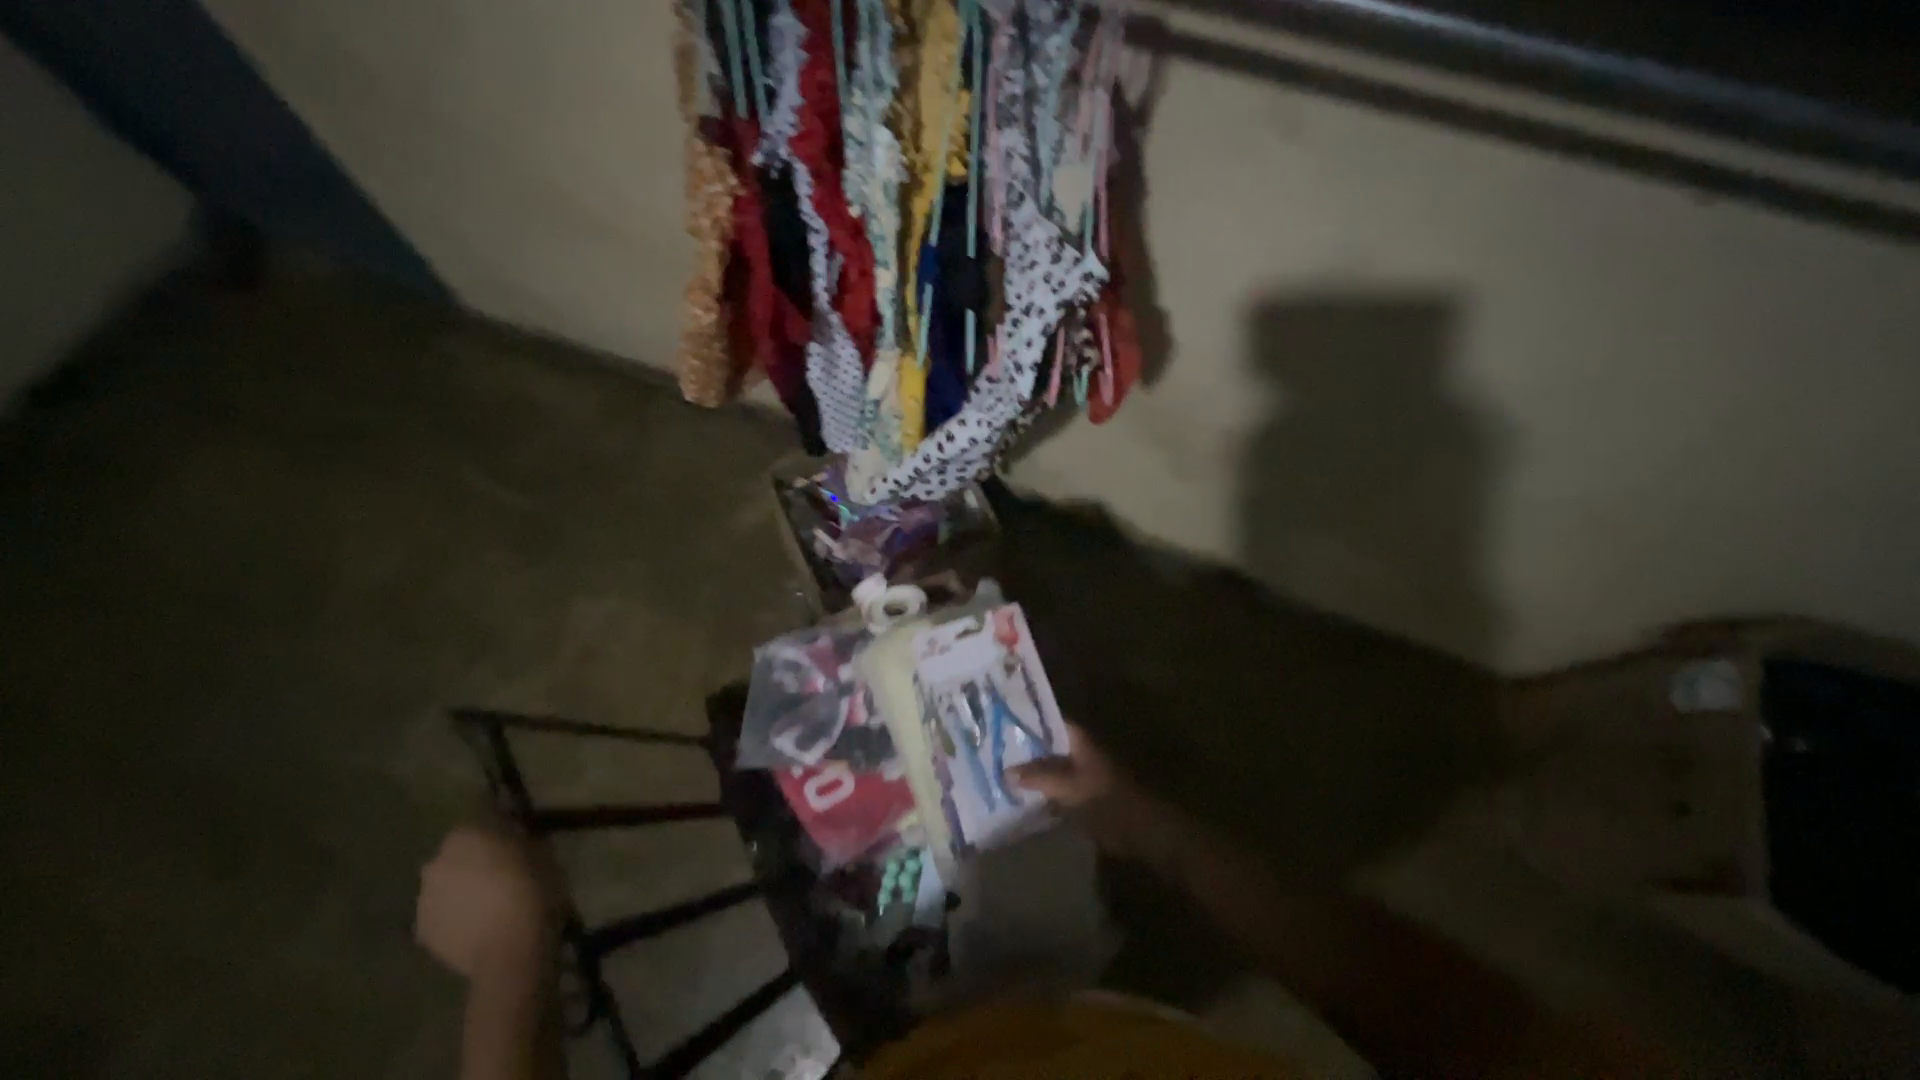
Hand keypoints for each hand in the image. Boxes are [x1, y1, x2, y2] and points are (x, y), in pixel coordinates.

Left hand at [416, 824, 557, 983]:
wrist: (511, 951)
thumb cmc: (535, 892)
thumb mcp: (543, 854)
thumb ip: (522, 839)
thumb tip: (515, 835)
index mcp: (468, 833)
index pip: (482, 813)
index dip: (499, 822)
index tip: (514, 831)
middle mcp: (438, 858)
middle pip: (459, 851)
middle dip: (476, 857)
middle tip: (503, 872)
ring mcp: (424, 896)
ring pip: (446, 883)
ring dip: (462, 887)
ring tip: (489, 904)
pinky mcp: (421, 929)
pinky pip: (441, 913)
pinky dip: (455, 915)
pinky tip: (477, 927)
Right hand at [1008, 724, 1173, 857]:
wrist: (1137, 830)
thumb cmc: (1105, 800)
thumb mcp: (1068, 786)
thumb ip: (1037, 776)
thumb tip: (1006, 771)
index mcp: (1077, 740)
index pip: (1046, 720)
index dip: (1024, 719)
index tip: (996, 721)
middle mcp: (1076, 751)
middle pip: (1044, 744)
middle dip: (1020, 747)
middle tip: (988, 748)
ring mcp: (1077, 774)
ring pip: (1046, 767)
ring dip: (1027, 771)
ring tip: (994, 771)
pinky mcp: (1077, 795)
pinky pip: (1051, 788)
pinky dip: (1036, 791)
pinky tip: (1014, 796)